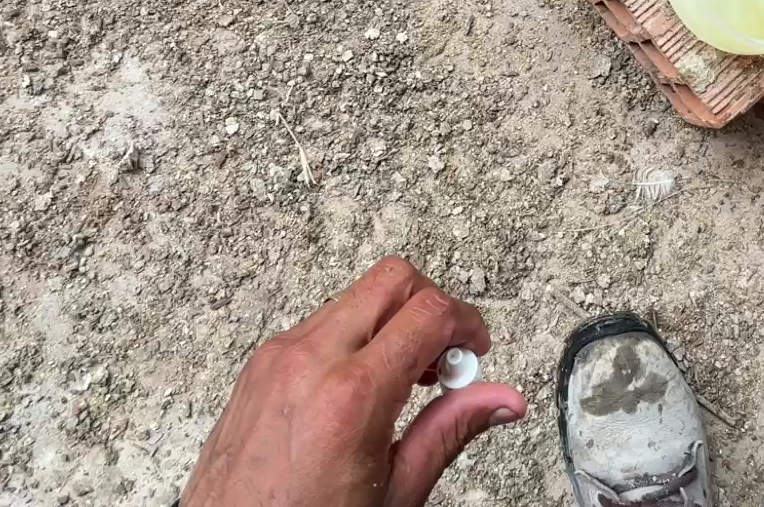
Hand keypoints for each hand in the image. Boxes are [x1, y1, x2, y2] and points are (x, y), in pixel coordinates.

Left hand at [182, 256, 526, 506]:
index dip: (466, 323)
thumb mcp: (394, 495)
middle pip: (393, 279)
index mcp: (351, 396)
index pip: (428, 312)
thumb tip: (503, 399)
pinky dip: (358, 333)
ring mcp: (279, 355)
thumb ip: (450, 431)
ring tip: (405, 376)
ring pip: (359, 294)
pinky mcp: (261, 362)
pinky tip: (364, 381)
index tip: (474, 349)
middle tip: (443, 355)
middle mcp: (311, 360)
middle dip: (431, 303)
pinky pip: (324, 318)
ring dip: (393, 318)